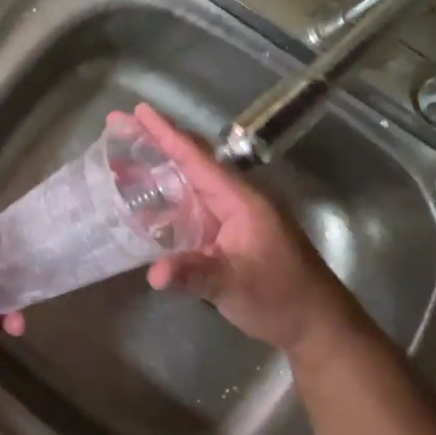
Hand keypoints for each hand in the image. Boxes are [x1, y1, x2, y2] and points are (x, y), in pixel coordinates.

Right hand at [130, 103, 348, 351]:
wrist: (317, 325)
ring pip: (188, 185)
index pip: (197, 158)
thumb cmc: (281, 297)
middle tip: (118, 127)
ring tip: (120, 161)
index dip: (166, 134)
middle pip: (189, 163)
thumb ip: (195, 274)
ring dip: (156, 172)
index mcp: (240, 200)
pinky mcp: (229, 235)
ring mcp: (232, 217)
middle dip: (154, 144)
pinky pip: (191, 208)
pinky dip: (165, 201)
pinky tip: (142, 207)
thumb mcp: (236, 286)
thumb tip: (155, 273)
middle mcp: (234, 200)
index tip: (137, 110)